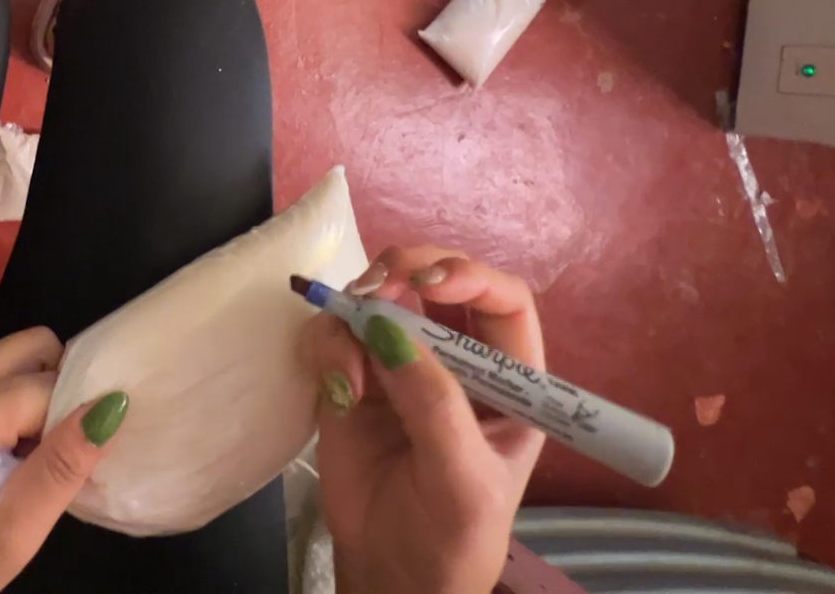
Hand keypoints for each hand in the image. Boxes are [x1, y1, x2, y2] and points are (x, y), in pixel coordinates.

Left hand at [0, 327, 128, 593]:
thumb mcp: (14, 531)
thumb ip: (63, 464)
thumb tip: (113, 404)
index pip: (53, 385)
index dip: (77, 418)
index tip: (80, 457)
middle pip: (36, 346)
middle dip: (62, 386)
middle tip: (60, 446)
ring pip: (18, 353)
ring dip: (40, 390)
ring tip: (36, 450)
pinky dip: (19, 394)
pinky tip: (13, 446)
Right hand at [303, 248, 546, 593]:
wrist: (386, 569)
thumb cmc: (449, 537)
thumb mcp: (461, 480)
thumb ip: (433, 403)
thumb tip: (388, 329)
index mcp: (507, 381)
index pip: (502, 300)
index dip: (469, 276)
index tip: (426, 285)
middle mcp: (454, 358)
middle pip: (433, 278)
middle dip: (402, 270)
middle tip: (373, 287)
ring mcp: (399, 359)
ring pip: (376, 297)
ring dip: (356, 314)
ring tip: (350, 374)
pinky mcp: (352, 369)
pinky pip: (333, 329)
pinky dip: (327, 345)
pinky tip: (336, 390)